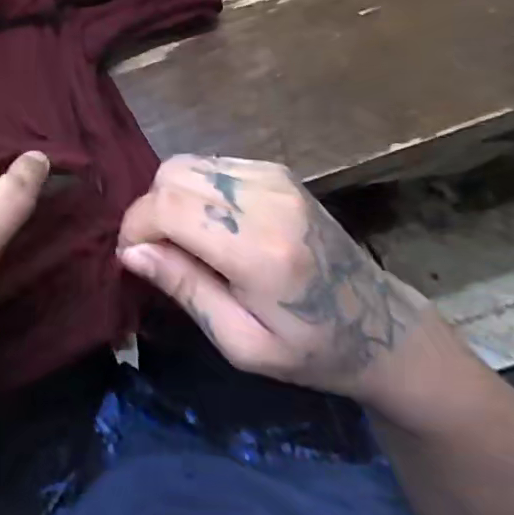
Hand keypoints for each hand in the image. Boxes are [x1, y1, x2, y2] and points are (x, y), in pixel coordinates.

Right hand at [118, 156, 461, 413]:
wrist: (382, 327)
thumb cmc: (311, 350)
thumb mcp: (241, 343)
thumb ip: (184, 288)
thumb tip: (131, 251)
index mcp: (261, 252)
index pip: (168, 207)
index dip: (135, 226)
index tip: (132, 255)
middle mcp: (268, 201)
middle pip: (170, 176)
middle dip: (149, 210)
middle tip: (157, 250)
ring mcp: (275, 179)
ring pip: (185, 164)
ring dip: (169, 198)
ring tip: (184, 238)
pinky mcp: (276, 171)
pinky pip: (208, 165)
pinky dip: (194, 191)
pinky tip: (211, 225)